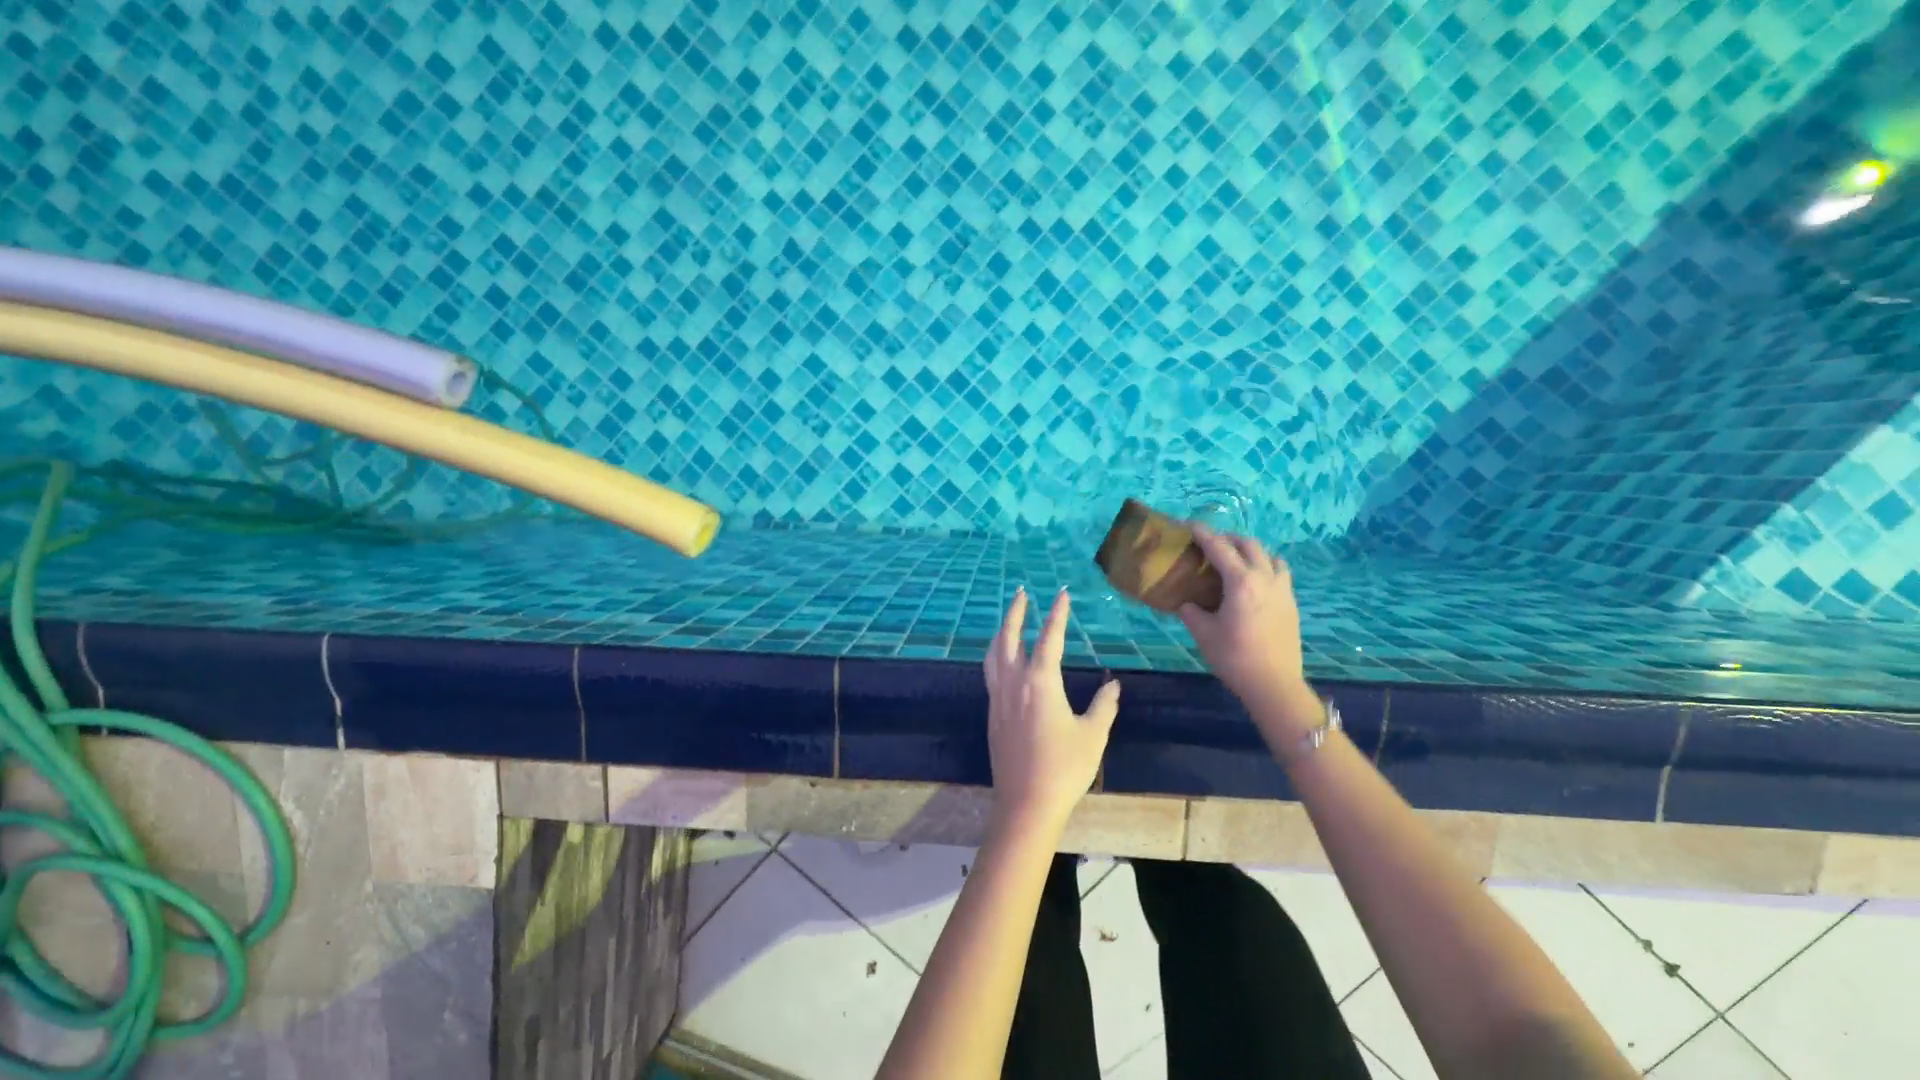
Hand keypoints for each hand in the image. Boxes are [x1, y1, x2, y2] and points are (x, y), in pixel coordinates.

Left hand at [984, 587, 1120, 831]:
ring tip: (1008, 620)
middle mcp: (1014, 684)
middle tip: (1021, 594)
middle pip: (1009, 638)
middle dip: (1016, 613)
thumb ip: (1104, 705)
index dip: (1056, 615)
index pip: (1048, 639)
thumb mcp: (1093, 735)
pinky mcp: (992, 716)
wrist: (1026, 804)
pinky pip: (990, 674)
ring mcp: (998, 700)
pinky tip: (1003, 661)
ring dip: (1001, 633)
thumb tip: (1112, 684)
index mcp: (1040, 683)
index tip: (1060, 593)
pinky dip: (996, 656)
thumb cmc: (1064, 768)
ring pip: (994, 655)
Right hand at [1178, 525, 1316, 729]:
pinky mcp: (1291, 602)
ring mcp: (1282, 588)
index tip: (1190, 524)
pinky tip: (1256, 580)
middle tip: (1211, 543)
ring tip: (1236, 559)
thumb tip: (1186, 603)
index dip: (1203, 533)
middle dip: (1228, 538)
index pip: (1220, 547)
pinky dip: (1266, 565)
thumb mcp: (1204, 634)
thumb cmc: (1234, 658)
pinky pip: (1280, 571)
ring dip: (1250, 550)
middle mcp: (1265, 577)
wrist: (1274, 683)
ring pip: (1269, 555)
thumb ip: (1192, 612)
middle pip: (1248, 544)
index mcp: (1241, 582)